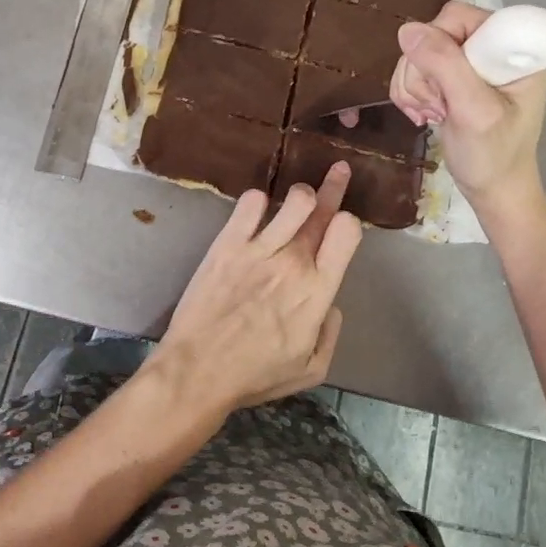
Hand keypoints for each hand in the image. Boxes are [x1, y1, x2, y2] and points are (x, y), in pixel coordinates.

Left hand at [149, 164, 362, 415]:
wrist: (196, 371)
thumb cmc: (253, 375)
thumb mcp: (309, 370)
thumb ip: (329, 334)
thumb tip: (330, 304)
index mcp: (317, 291)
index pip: (347, 233)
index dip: (349, 223)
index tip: (342, 225)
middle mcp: (293, 262)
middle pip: (323, 208)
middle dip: (334, 187)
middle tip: (339, 171)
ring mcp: (259, 249)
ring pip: (294, 199)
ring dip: (301, 195)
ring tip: (299, 199)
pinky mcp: (227, 243)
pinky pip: (250, 202)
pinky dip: (258, 201)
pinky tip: (258, 210)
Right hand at [390, 2, 545, 211]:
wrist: (494, 190)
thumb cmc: (494, 156)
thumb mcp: (473, 111)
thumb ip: (445, 65)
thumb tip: (407, 30)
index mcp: (516, 46)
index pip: (460, 16)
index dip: (440, 46)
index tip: (445, 85)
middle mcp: (495, 45)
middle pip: (434, 32)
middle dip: (423, 71)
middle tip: (436, 107)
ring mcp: (473, 59)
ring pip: (419, 49)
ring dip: (413, 84)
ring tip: (430, 114)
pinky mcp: (455, 73)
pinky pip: (416, 65)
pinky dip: (410, 90)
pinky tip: (423, 113)